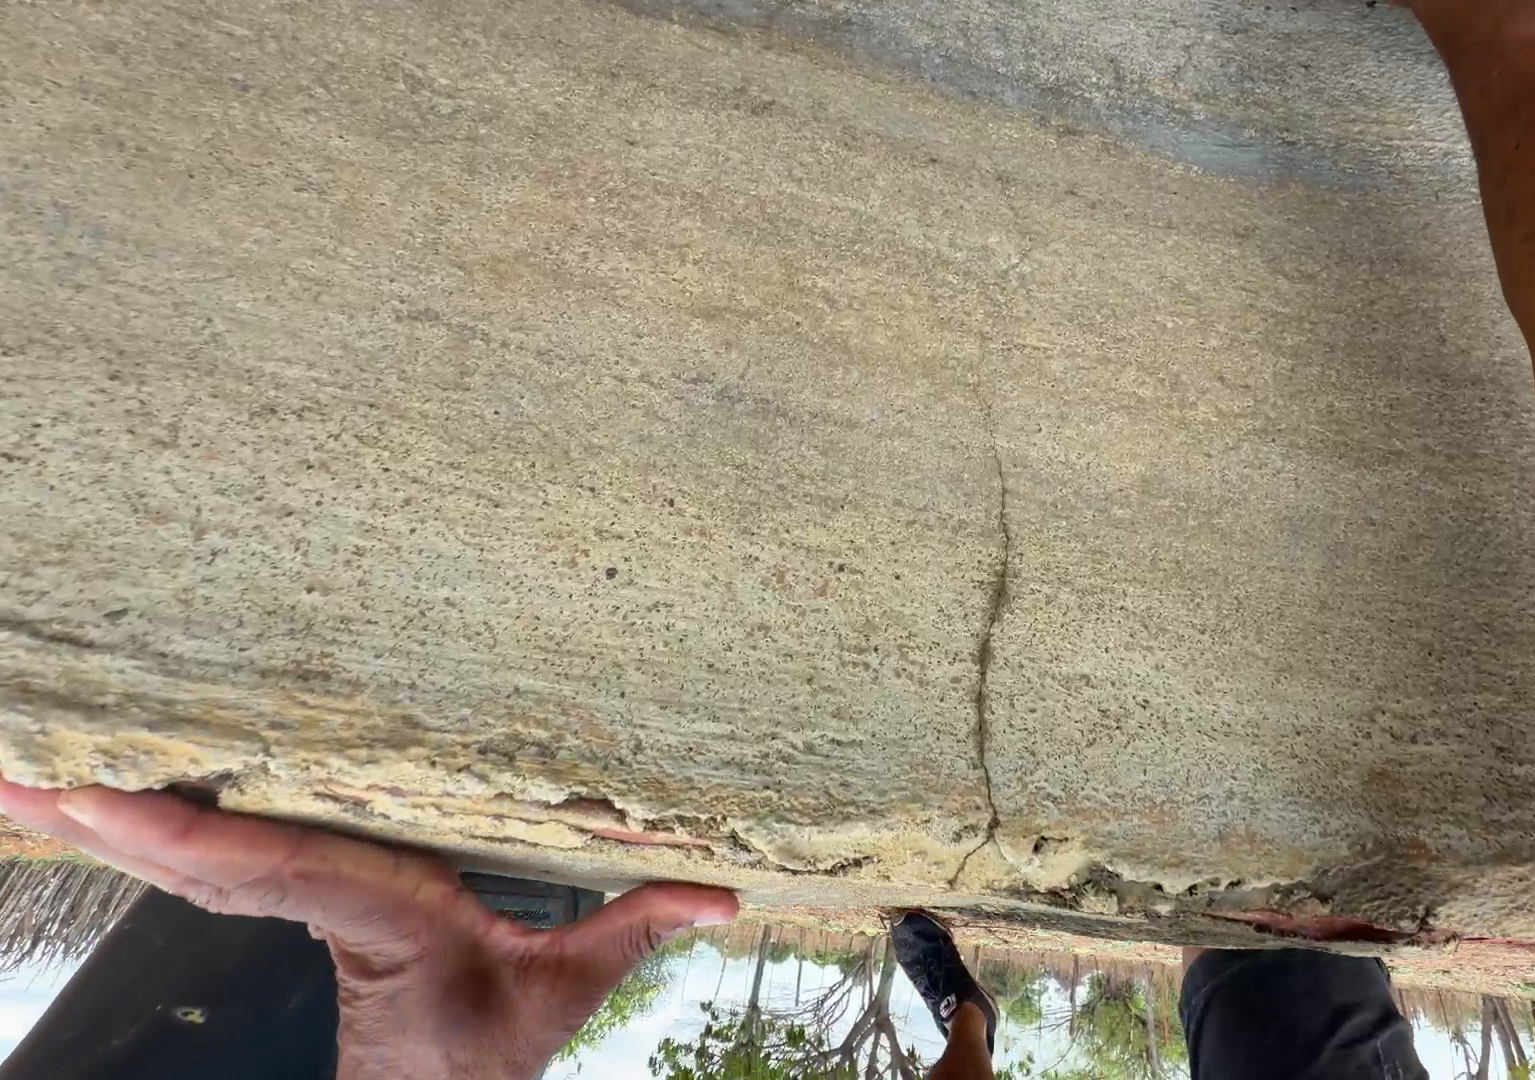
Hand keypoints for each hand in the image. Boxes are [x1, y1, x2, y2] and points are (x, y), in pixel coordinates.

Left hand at [0, 780, 736, 1079]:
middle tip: (18, 767)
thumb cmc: (492, 1045)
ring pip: (197, 864)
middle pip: (205, 861)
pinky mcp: (313, 905)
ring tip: (28, 778)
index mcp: (389, 917)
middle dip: (107, 819)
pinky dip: (161, 837)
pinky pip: (226, 863)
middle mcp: (333, 907)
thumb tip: (728, 900)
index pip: (282, 870)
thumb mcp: (571, 988)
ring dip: (111, 826)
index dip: (194, 834)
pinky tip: (115, 809)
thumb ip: (643, 927)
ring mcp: (312, 910)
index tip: (100, 795)